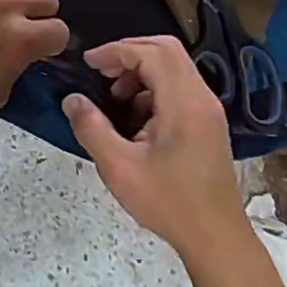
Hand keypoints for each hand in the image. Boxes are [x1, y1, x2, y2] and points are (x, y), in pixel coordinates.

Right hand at [62, 36, 241, 251]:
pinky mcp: (207, 123)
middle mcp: (201, 98)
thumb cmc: (167, 202)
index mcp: (183, 103)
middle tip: (99, 73)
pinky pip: (178, 87)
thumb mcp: (118, 167)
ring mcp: (208, 110)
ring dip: (139, 71)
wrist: (215, 237)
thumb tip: (72, 99)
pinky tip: (133, 118)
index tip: (88, 64)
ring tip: (113, 99)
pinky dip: (151, 88)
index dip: (116, 51)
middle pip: (166, 50)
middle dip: (127, 54)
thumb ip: (91, 127)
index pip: (151, 53)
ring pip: (173, 67)